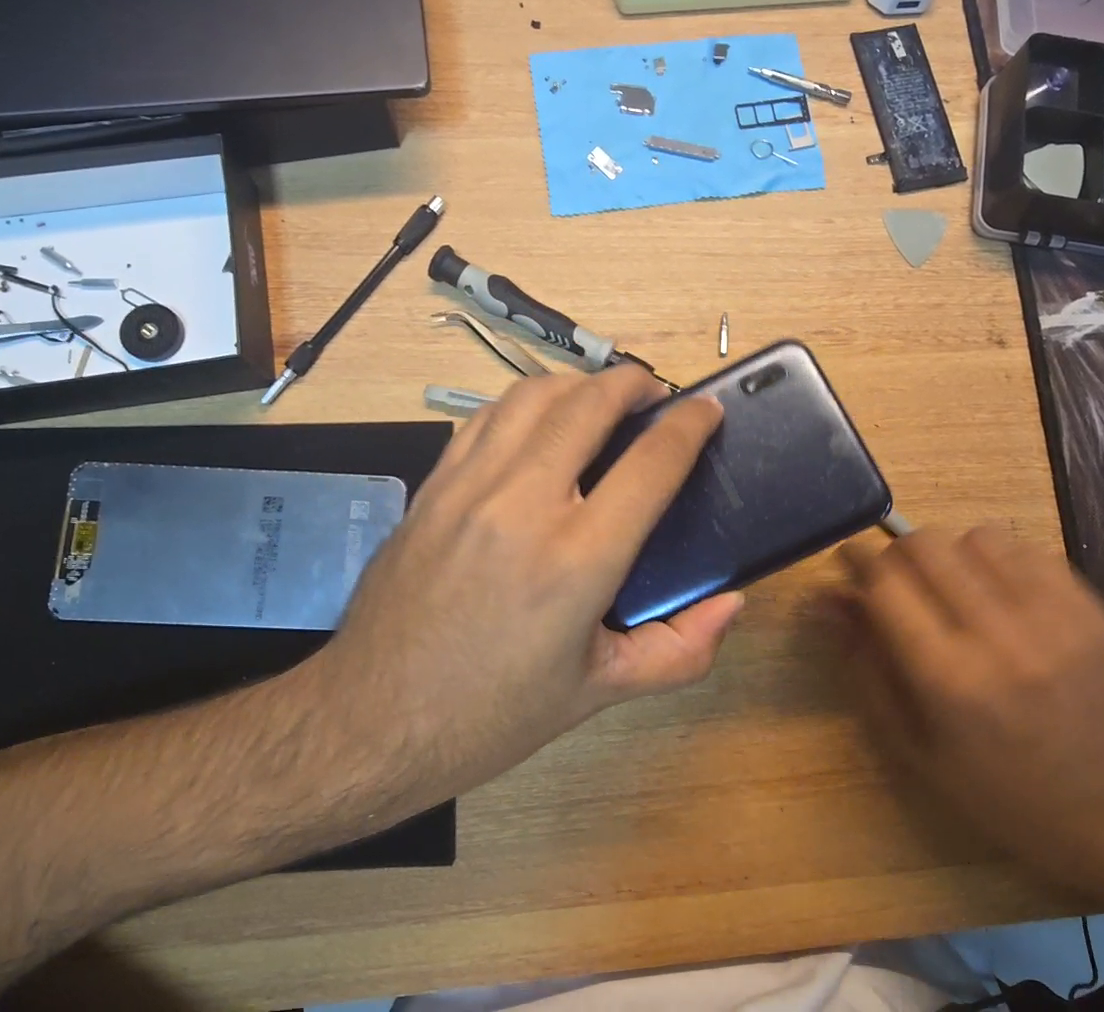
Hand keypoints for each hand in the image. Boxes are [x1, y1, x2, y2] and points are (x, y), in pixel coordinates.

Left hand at [308, 367, 743, 812]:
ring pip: (529, 396)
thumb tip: (730, 604)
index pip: (651, 463)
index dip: (690, 425)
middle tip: (654, 393)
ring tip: (598, 401)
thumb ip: (678, 649)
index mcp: (576, 559)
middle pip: (588, 404)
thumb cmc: (491, 715)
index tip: (708, 410)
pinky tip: (535, 426)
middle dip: (632, 383)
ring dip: (575, 385)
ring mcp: (467, 489)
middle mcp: (522, 505)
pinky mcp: (430, 489)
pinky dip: (522, 406)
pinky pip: (483, 420)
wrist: (374, 720)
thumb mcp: (598, 692)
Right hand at [837, 526, 1103, 882]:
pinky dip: (999, 563)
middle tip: (895, 579)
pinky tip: (1000, 597)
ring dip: (950, 555)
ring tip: (952, 590)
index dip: (855, 560)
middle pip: (926, 546)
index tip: (846, 560)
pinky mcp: (1093, 610)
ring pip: (977, 538)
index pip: (884, 582)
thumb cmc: (998, 792)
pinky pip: (1029, 552)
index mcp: (948, 678)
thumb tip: (827, 598)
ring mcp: (1055, 618)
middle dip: (896, 553)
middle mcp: (1000, 636)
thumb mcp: (913, 744)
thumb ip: (864, 664)